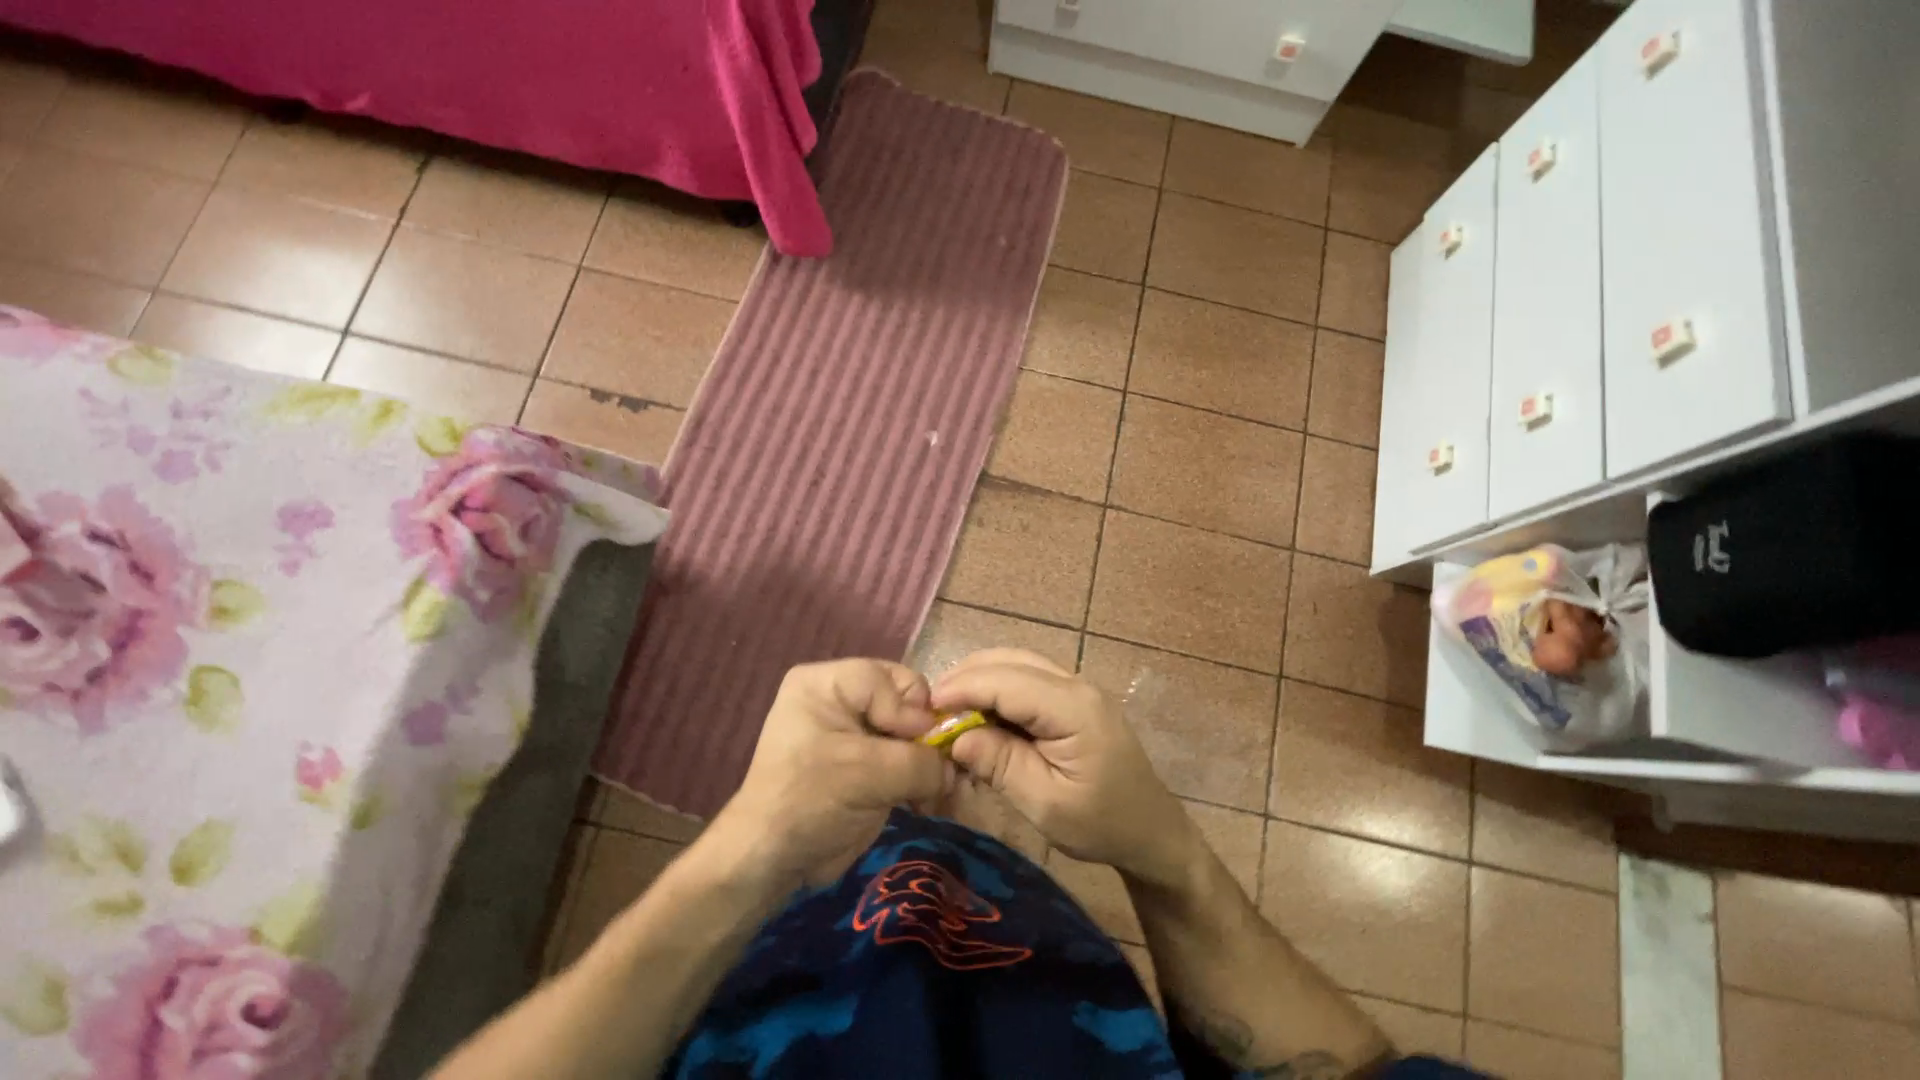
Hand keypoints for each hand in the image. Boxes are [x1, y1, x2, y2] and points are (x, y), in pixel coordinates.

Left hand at [709, 659, 948, 888]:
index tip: (913, 747)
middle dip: (920, 735)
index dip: (911, 712)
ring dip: (922, 759)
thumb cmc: (810, 801)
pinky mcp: (866, 761)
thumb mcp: (868, 773)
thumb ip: (922, 762)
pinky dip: (916, 775)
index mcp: (827, 683)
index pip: (894, 679)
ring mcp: (854, 730)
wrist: (775, 861)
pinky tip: (917, 798)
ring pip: (910, 730)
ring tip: (920, 788)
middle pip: (906, 700)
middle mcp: (840, 697)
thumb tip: (953, 766)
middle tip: (919, 770)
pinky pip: (906, 755)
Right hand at [931, 649, 1196, 885]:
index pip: (1005, 681)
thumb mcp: (1045, 805)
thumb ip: (1000, 765)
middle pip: (1009, 662)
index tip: (922, 711)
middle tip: (930, 712)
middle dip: (965, 680)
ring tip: (949, 713)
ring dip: (979, 682)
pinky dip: (997, 690)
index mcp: (1074, 708)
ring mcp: (1078, 688)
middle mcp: (1076, 685)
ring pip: (1017, 664)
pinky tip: (979, 715)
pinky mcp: (1074, 699)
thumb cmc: (1100, 825)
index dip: (961, 689)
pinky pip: (1028, 680)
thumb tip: (953, 737)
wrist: (1151, 832)